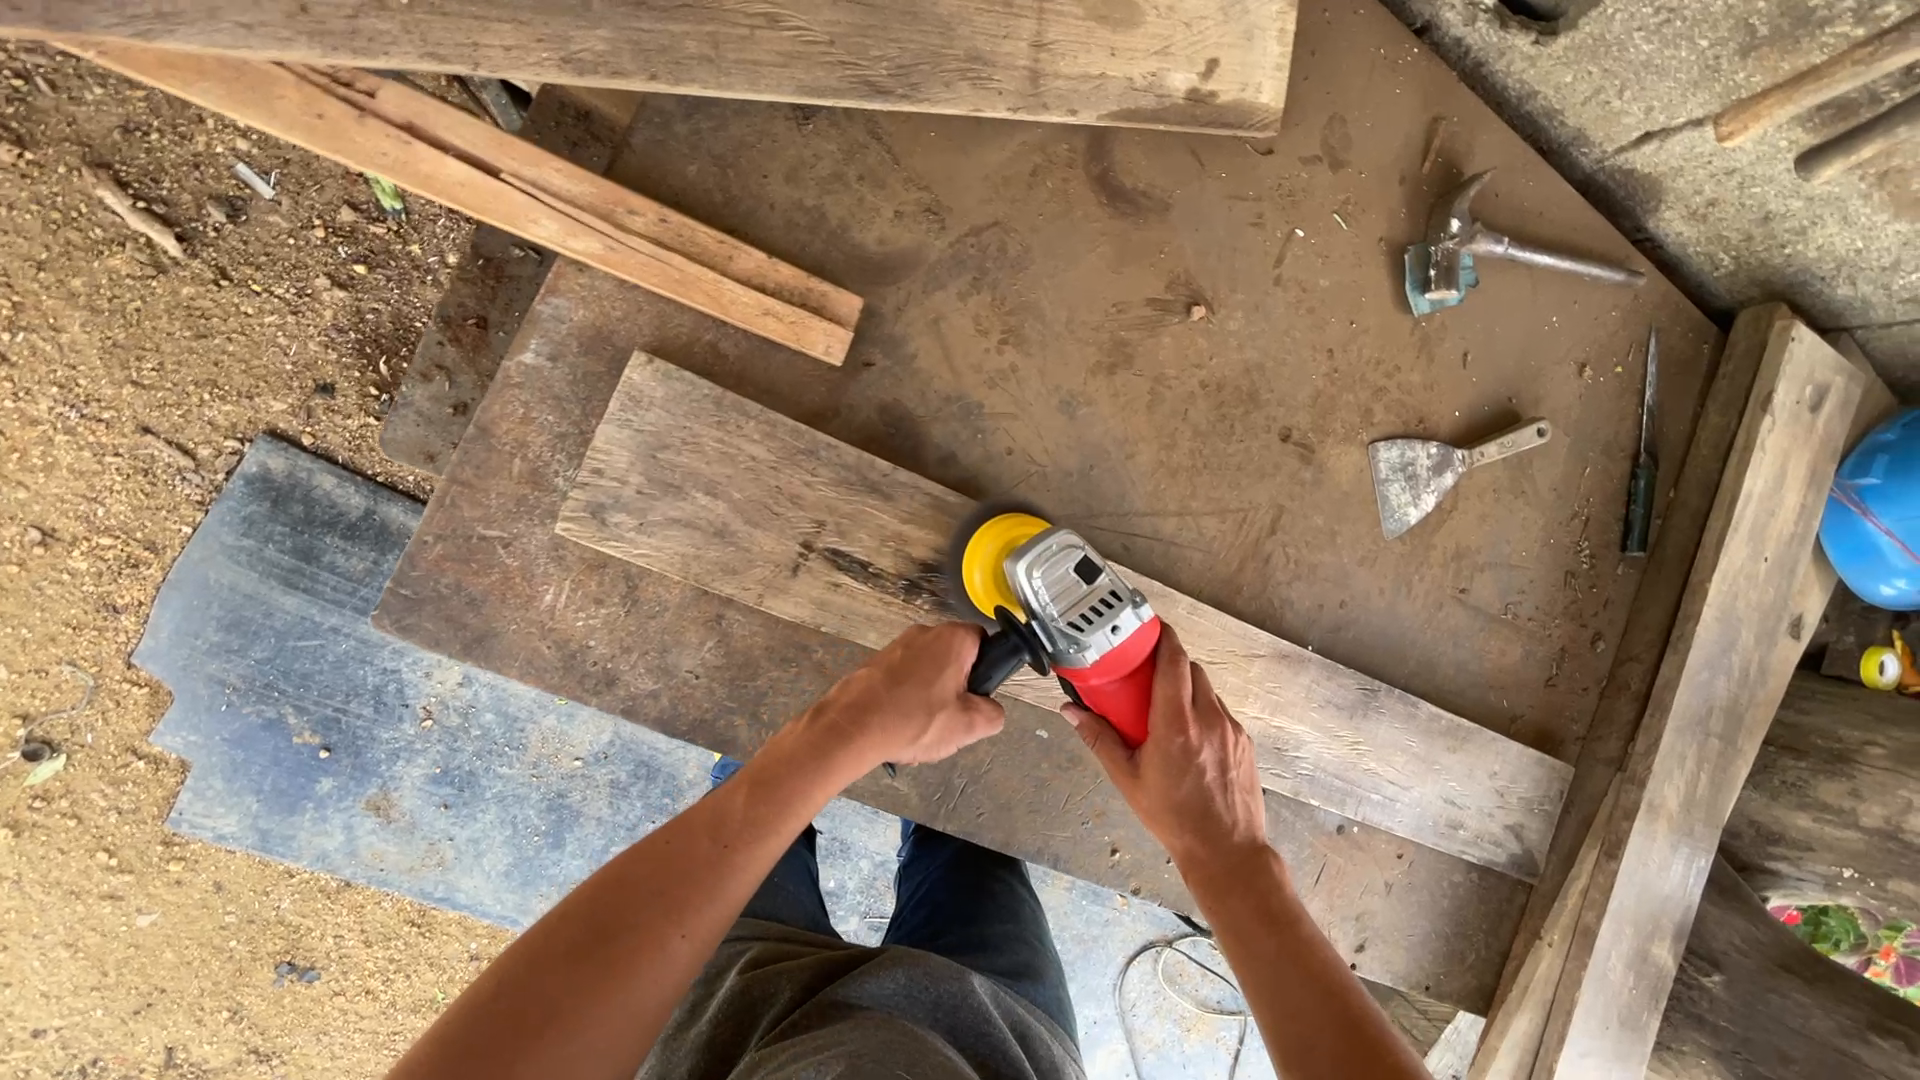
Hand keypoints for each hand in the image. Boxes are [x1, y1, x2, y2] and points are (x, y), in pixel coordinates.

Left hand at [798, 622, 1005, 770]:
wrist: (852, 727)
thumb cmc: (911, 720)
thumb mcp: (969, 725)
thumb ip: (993, 714)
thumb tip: (991, 710)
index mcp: (953, 639)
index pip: (985, 642)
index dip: (986, 670)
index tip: (978, 694)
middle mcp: (924, 633)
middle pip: (955, 658)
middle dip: (957, 688)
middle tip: (952, 718)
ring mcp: (897, 646)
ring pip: (928, 671)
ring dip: (930, 697)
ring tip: (923, 728)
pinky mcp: (876, 662)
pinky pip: (903, 679)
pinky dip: (906, 700)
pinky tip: (901, 726)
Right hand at [1062, 625, 1267, 871]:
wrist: (1227, 851)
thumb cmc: (1174, 818)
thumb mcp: (1127, 778)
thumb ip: (1099, 738)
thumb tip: (1071, 712)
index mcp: (1176, 725)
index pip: (1174, 662)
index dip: (1164, 637)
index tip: (1152, 627)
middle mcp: (1208, 720)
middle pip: (1191, 669)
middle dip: (1170, 664)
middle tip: (1147, 674)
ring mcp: (1230, 730)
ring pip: (1207, 691)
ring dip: (1186, 689)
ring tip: (1165, 710)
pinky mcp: (1243, 742)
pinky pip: (1220, 712)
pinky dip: (1202, 712)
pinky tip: (1188, 737)